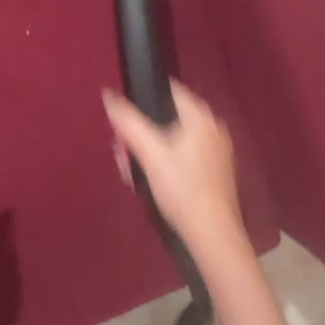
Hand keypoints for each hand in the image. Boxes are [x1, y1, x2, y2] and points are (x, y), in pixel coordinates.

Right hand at [103, 82, 249, 265]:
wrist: (212, 235)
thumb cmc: (181, 189)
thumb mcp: (150, 155)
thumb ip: (128, 123)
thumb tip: (108, 96)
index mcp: (201, 116)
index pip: (168, 90)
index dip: (142, 101)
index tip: (124, 121)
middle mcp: (213, 127)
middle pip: (167, 119)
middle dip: (141, 135)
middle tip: (124, 155)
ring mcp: (216, 150)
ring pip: (173, 140)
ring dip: (149, 152)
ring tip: (133, 172)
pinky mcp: (215, 171)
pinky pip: (183, 156)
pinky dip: (165, 163)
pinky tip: (152, 182)